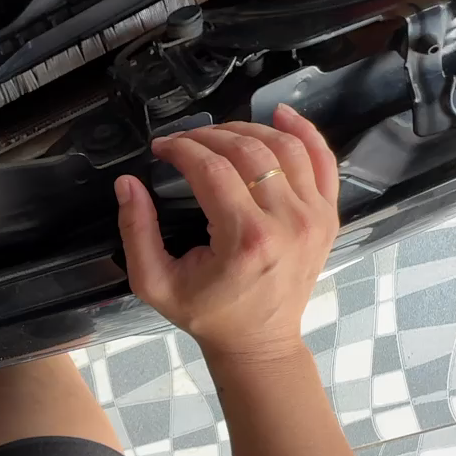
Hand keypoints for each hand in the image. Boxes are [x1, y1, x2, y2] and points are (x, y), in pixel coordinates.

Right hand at [114, 105, 340, 364]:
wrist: (258, 340)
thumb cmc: (204, 314)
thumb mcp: (154, 282)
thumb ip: (136, 232)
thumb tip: (126, 184)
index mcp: (243, 238)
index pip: (211, 169)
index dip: (181, 150)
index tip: (160, 148)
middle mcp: (287, 220)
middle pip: (248, 151)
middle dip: (208, 136)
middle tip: (181, 140)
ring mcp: (315, 215)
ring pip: (285, 147)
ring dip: (247, 129)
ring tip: (217, 133)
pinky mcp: (328, 214)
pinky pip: (323, 159)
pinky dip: (303, 131)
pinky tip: (279, 115)